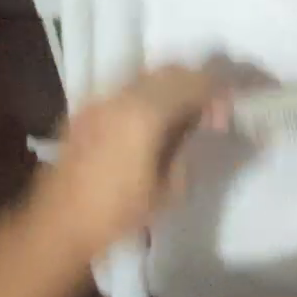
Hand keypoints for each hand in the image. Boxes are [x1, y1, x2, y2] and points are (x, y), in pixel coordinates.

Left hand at [29, 66, 220, 251]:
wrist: (56, 227)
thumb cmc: (117, 215)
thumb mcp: (167, 187)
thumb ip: (190, 145)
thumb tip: (210, 122)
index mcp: (145, 113)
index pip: (195, 82)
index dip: (223, 87)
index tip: (240, 100)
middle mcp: (120, 95)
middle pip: (171, 70)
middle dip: (200, 81)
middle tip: (218, 106)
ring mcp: (99, 99)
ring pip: (147, 75)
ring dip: (175, 84)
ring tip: (191, 111)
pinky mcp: (86, 109)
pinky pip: (127, 87)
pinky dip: (151, 93)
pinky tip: (158, 119)